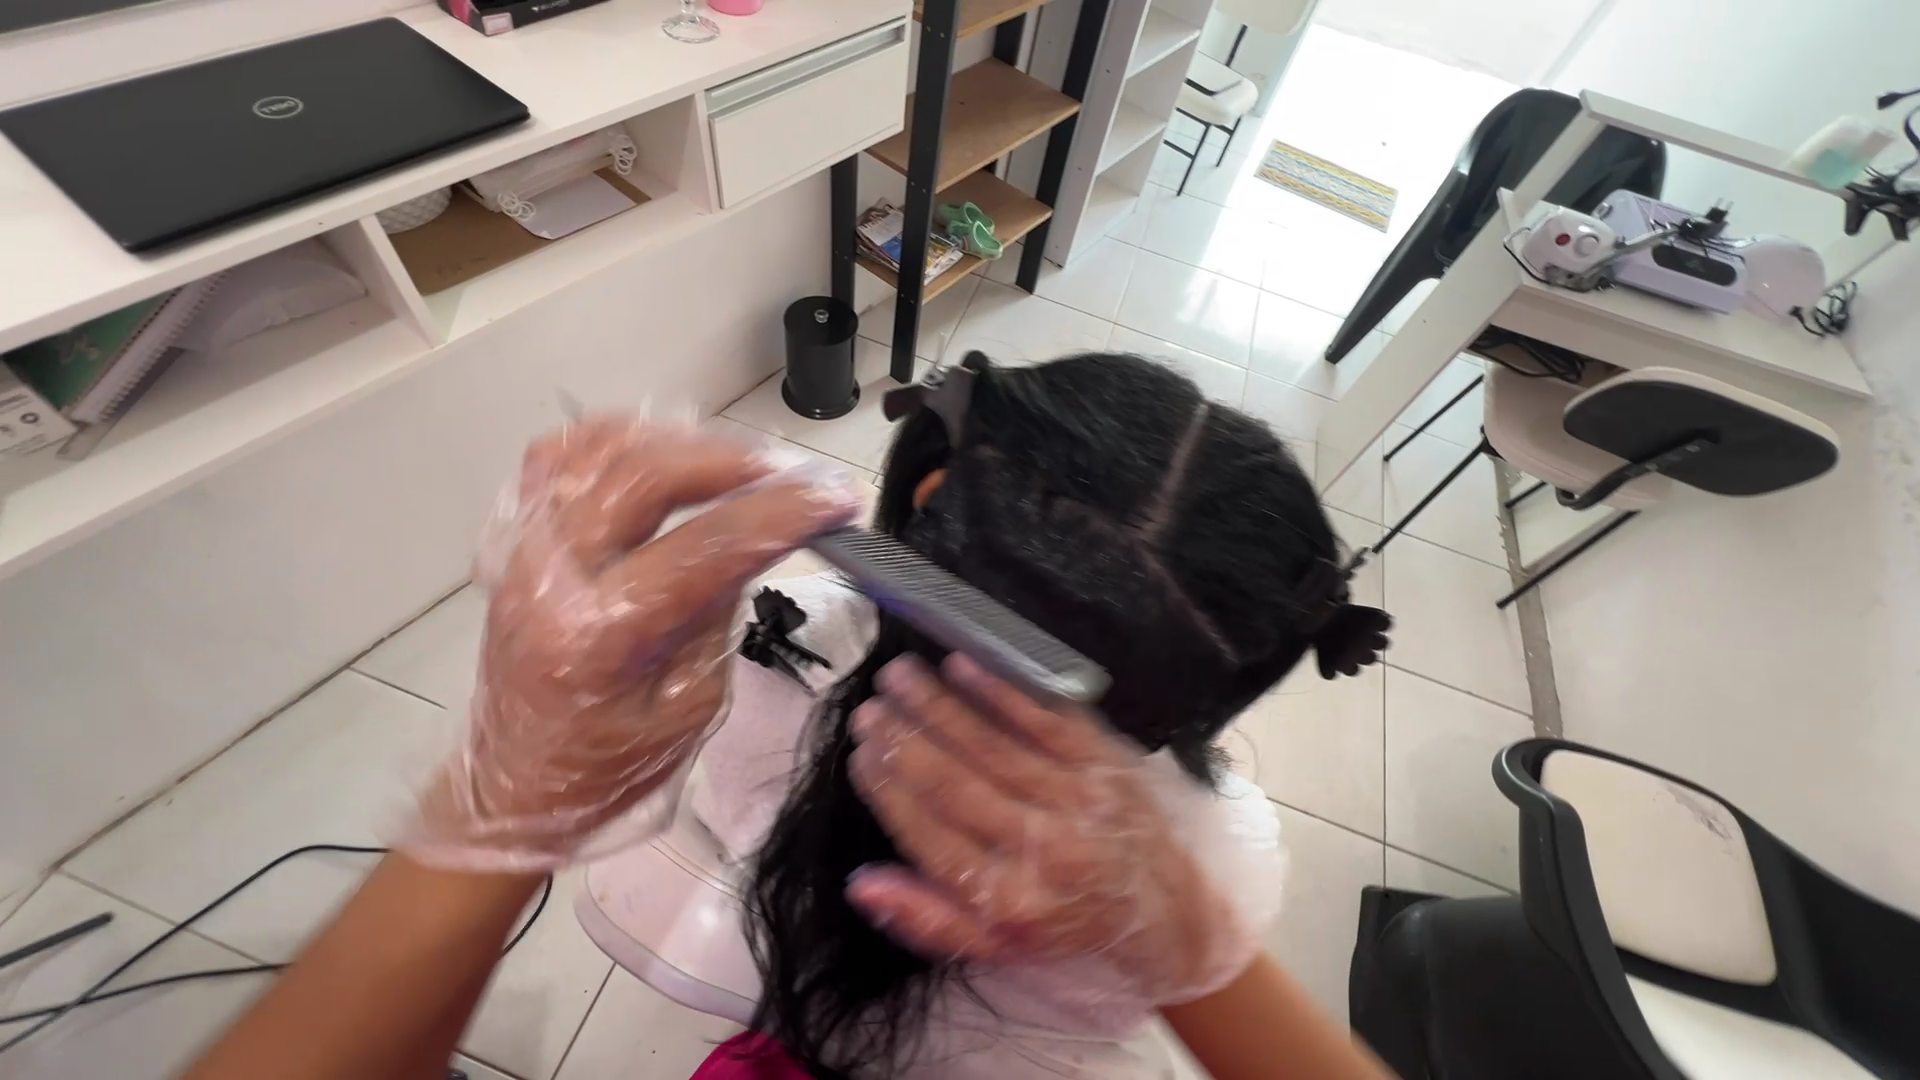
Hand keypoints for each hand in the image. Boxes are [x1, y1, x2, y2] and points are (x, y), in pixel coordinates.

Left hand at [402, 419, 863, 870]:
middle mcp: (551, 575)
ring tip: (742, 464)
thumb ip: (720, 613)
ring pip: (605, 450)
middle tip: (795, 476)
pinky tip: (662, 451)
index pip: (709, 544)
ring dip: (684, 445)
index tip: (840, 500)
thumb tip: (751, 543)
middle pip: (648, 474)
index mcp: (601, 634)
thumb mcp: (696, 701)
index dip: (784, 513)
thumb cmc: (616, 765)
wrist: (517, 790)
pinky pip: (558, 457)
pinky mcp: (513, 541)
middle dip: (738, 462)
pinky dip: (617, 440)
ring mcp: (522, 549)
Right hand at [843, 655, 1254, 1004]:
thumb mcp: (997, 946)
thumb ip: (928, 918)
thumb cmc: (1068, 923)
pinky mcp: (1101, 759)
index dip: (889, 792)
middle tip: (868, 709)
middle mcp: (1043, 848)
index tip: (860, 755)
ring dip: (939, 705)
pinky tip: (961, 664)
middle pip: (956, 784)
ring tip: (899, 676)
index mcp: (1010, 899)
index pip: (931, 836)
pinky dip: (999, 689)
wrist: (1167, 906)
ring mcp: (1076, 797)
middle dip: (905, 741)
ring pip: (991, 744)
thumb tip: (861, 882)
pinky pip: (1042, 717)